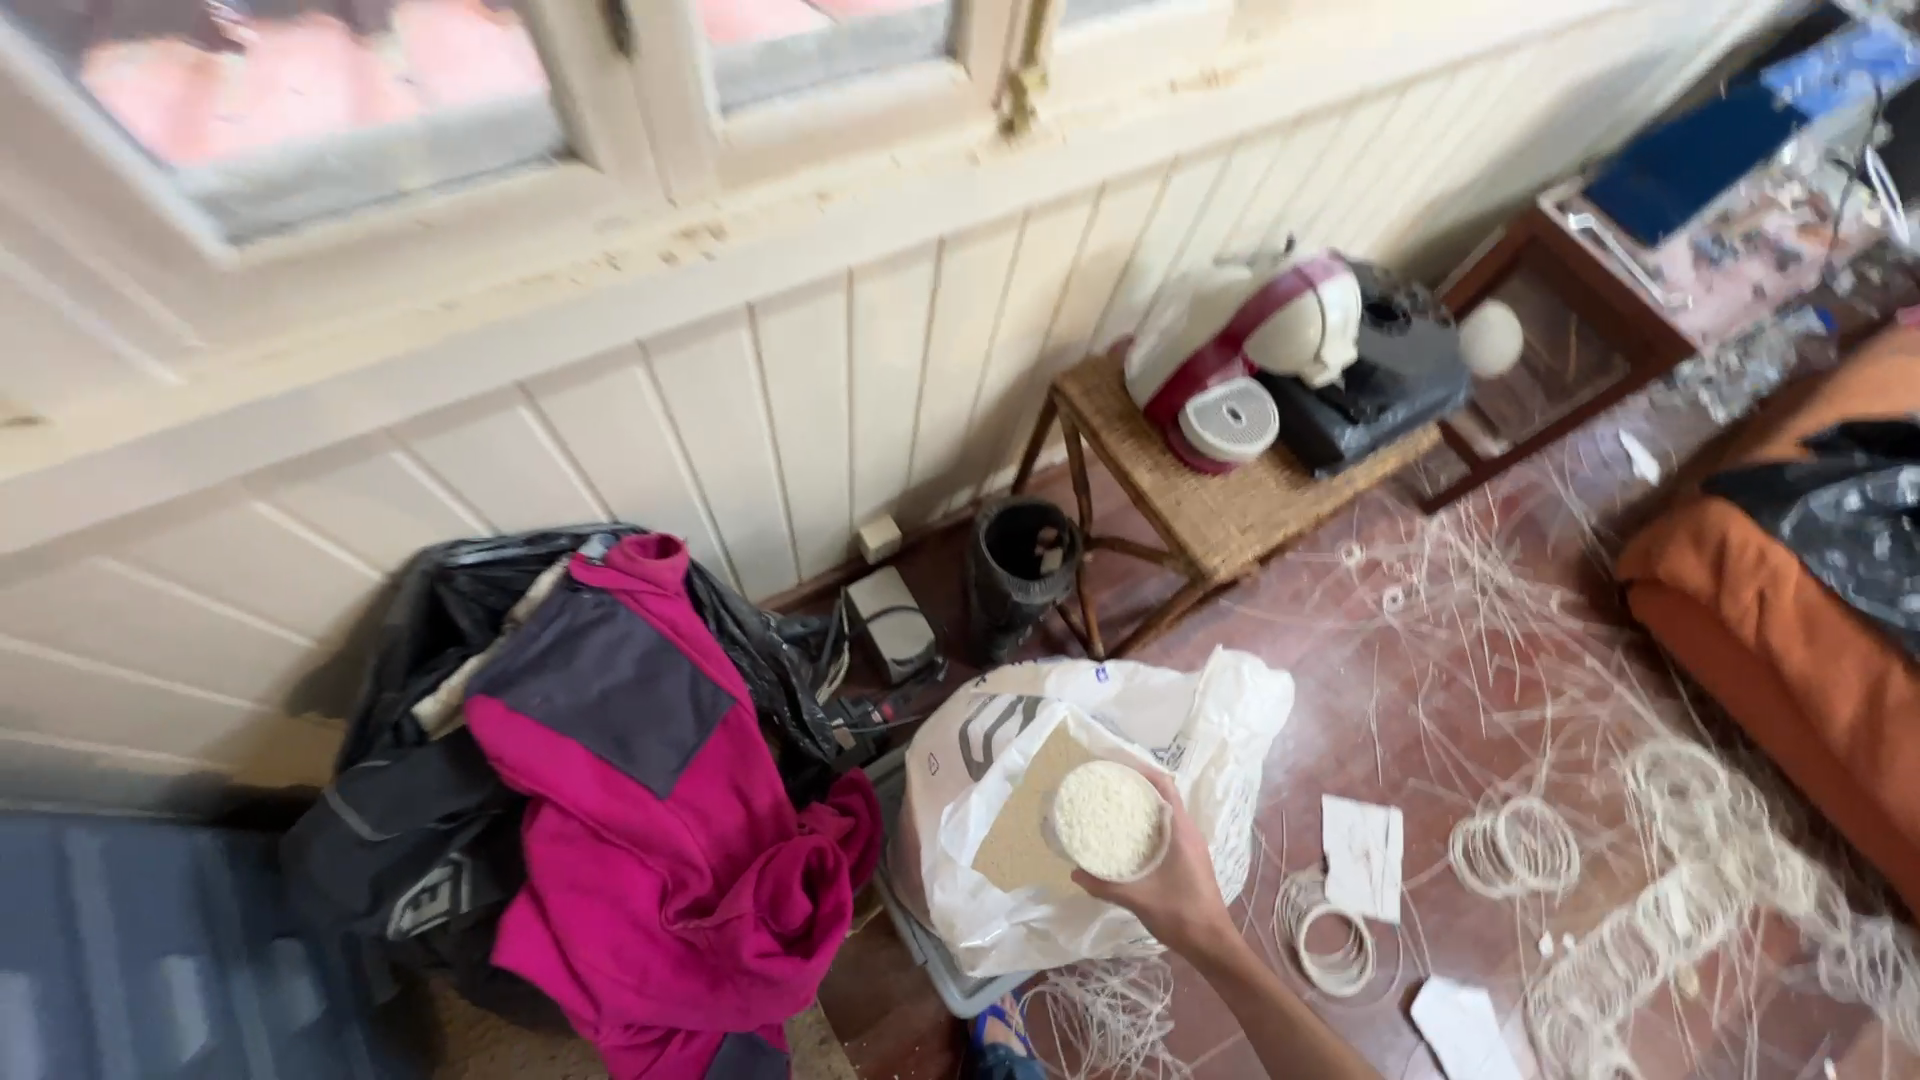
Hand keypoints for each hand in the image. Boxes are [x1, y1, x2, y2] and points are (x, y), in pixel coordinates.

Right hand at [1071, 766, 1237, 959]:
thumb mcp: (1139, 899)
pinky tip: (1129, 837)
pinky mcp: (1190, 859)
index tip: (1117, 767)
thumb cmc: (1181, 916)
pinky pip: (1169, 829)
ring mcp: (1192, 846)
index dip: (1142, 771)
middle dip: (1138, 786)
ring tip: (1115, 806)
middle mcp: (1189, 833)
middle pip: (1164, 795)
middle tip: (1109, 785)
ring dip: (1144, 806)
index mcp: (1182, 832)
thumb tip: (1074, 872)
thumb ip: (1105, 886)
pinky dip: (1150, 824)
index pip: (1165, 786)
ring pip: (1167, 813)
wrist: (1214, 946)